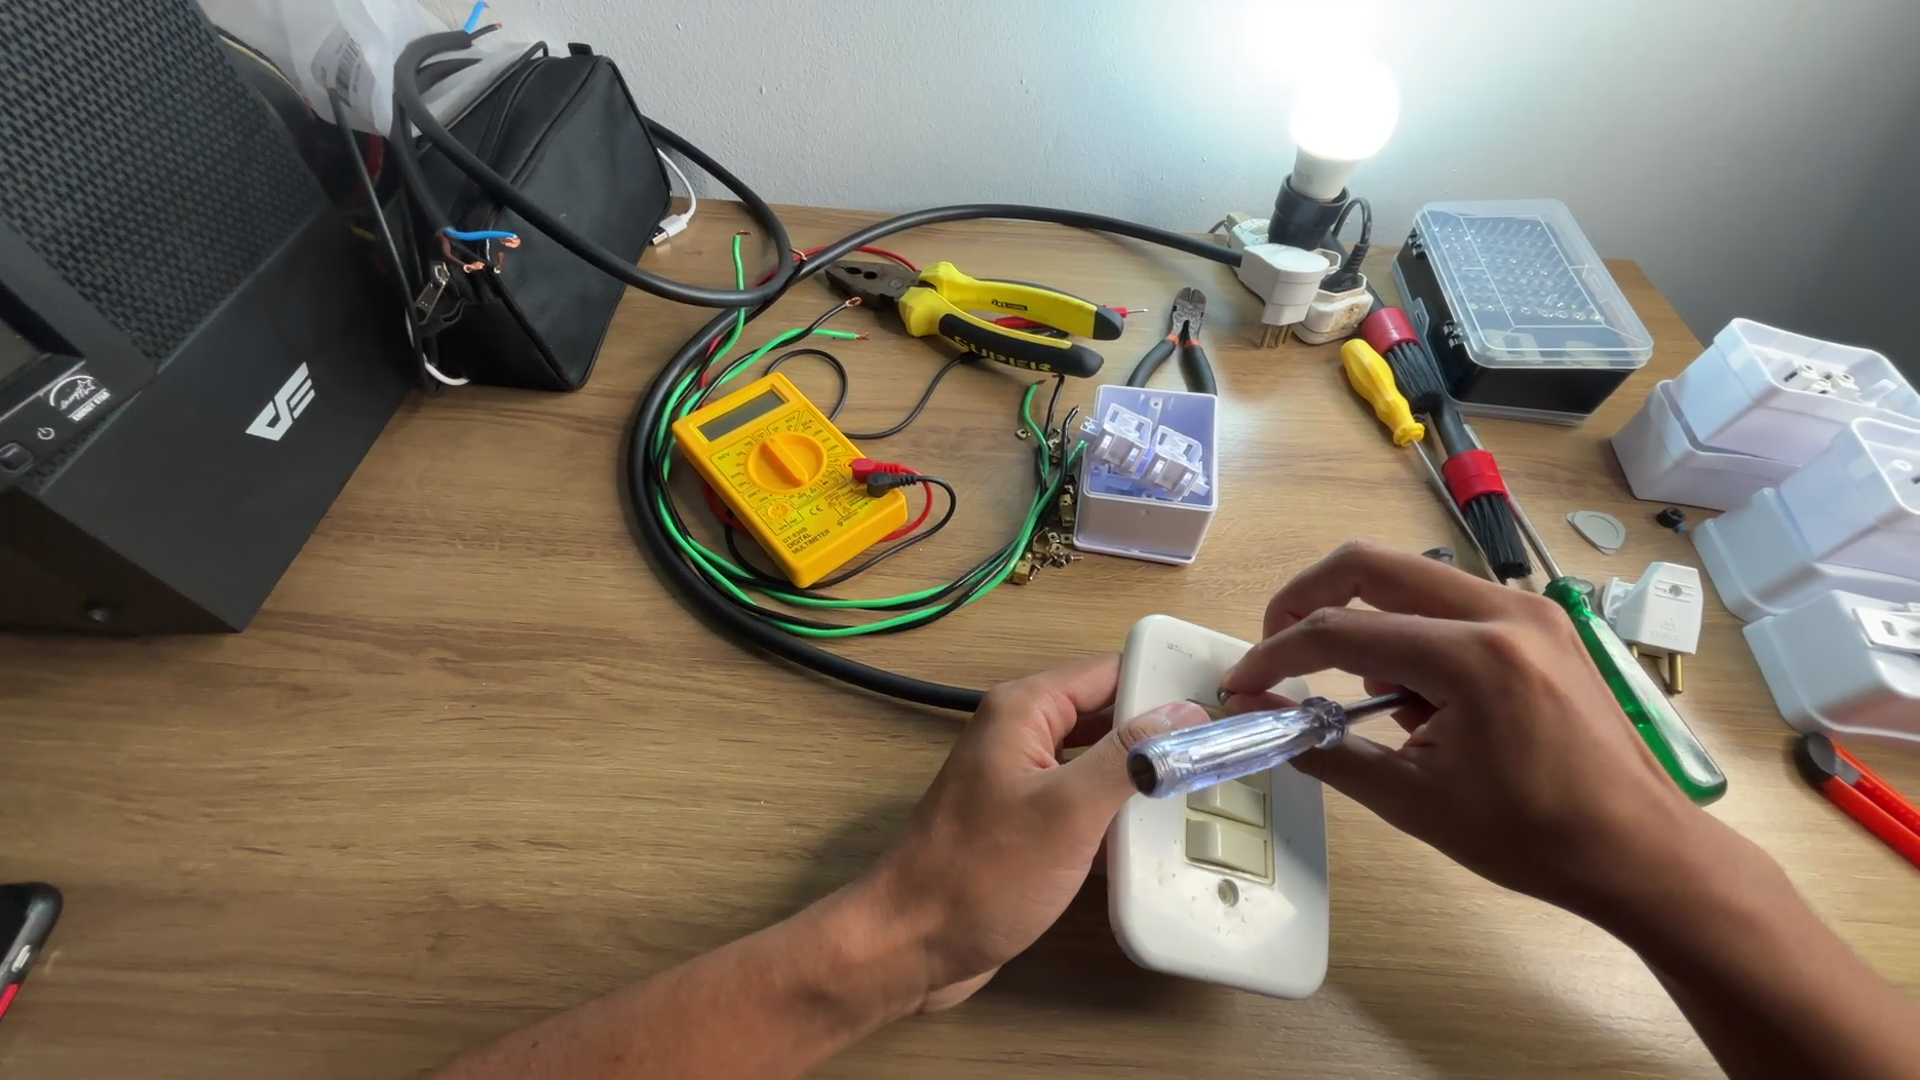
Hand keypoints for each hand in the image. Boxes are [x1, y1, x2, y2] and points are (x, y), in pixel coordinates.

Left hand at [867, 654, 1207, 1011]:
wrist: (915, 942)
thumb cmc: (985, 872)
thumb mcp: (1068, 809)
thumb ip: (1129, 757)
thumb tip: (1184, 712)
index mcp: (1024, 709)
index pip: (1107, 671)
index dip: (1162, 683)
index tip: (1219, 705)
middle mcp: (1020, 732)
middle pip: (1104, 713)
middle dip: (1157, 731)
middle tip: (1222, 751)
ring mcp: (1021, 777)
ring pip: (1095, 760)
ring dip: (1139, 775)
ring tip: (1204, 789)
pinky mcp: (1025, 820)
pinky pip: (1082, 800)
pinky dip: (1115, 812)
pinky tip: (1156, 836)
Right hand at [1220, 541, 1709, 923]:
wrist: (1648, 857)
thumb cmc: (1532, 838)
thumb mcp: (1409, 800)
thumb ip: (1320, 747)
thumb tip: (1255, 714)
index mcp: (1475, 658)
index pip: (1339, 632)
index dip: (1274, 654)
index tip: (1240, 682)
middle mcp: (1503, 610)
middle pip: (1366, 563)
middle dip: (1302, 599)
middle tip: (1275, 645)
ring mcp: (1525, 608)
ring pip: (1402, 574)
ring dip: (1352, 613)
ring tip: (1346, 682)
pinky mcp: (1535, 619)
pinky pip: (1439, 598)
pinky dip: (1398, 627)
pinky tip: (1404, 687)